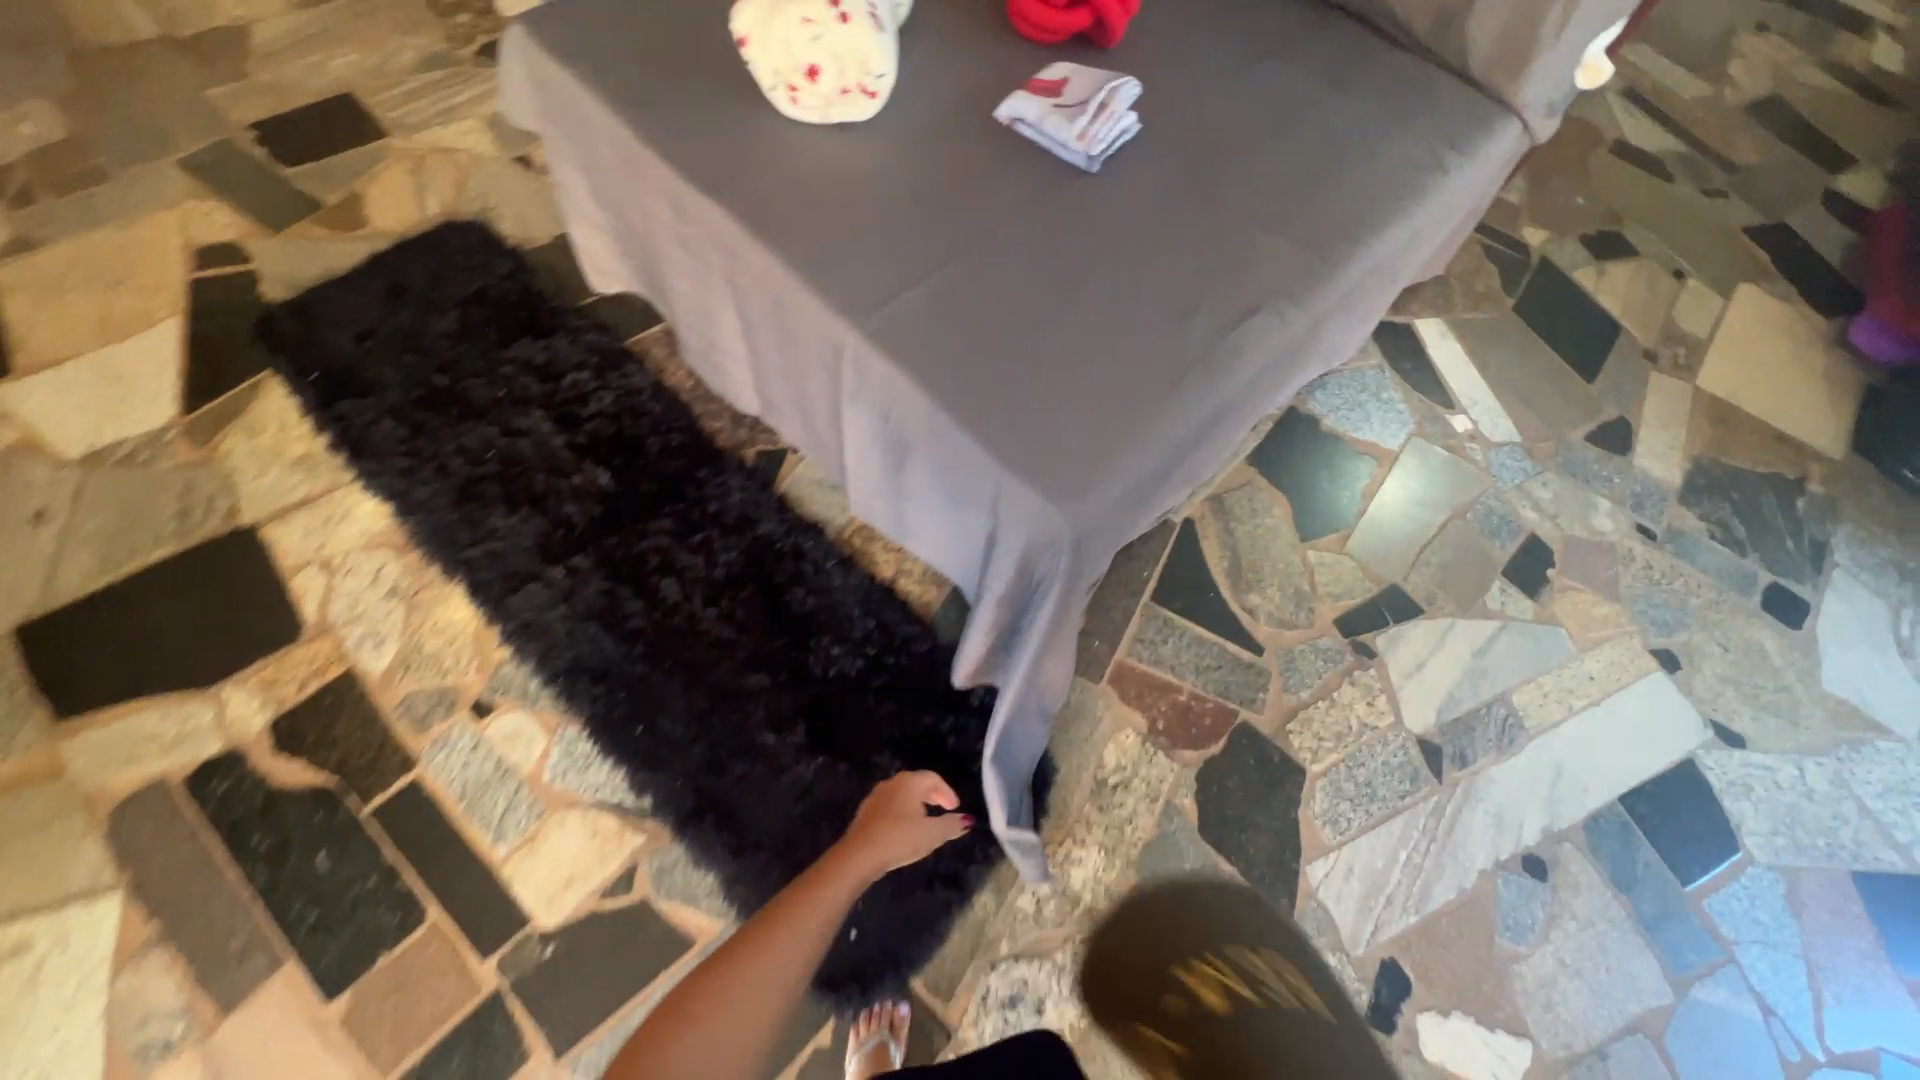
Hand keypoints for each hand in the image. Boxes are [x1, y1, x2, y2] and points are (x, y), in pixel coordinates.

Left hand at [835, 771, 973, 879]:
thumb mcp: (932, 834)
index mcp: (909, 783)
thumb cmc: (900, 839)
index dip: (947, 792)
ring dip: (916, 804)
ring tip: (925, 820)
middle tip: (943, 809)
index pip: (933, 778)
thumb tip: (967, 820)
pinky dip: (901, 812)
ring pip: (901, 794)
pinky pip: (889, 806)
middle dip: (933, 795)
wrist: (859, 855)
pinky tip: (903, 829)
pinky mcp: (865, 812)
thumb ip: (952, 825)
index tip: (954, 808)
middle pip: (916, 783)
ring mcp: (875, 797)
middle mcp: (891, 783)